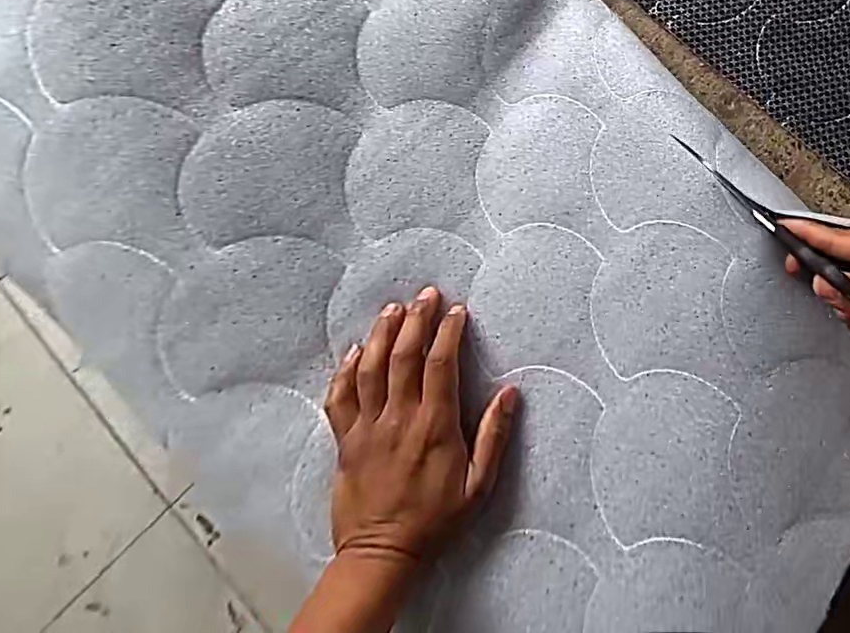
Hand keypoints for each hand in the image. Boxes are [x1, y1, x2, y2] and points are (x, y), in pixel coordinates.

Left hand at [322, 287, 518, 577]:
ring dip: (382, 334)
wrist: (383, 555)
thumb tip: (510, 394)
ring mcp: (368, 427)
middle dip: (416, 319)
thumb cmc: (434, 522)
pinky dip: (344, 369)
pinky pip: (339, 397)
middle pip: (404, 355)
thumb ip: (494, 436)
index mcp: (434, 426)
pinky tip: (353, 349)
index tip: (457, 311)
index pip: (441, 364)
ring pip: (370, 368)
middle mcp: (399, 418)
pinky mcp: (346, 439)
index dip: (448, 332)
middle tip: (426, 294)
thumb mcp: (478, 486)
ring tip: (393, 308)